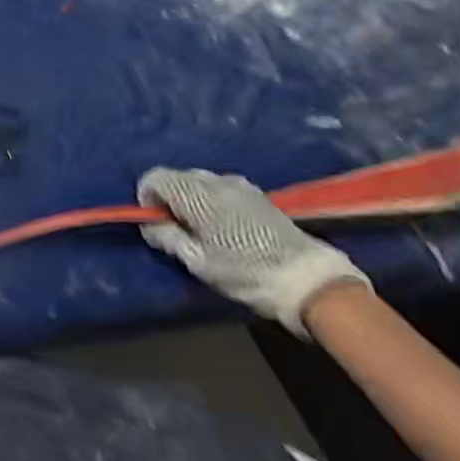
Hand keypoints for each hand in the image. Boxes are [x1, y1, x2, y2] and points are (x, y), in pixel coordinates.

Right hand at [138, 168, 370, 337]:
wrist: (312, 283)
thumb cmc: (245, 272)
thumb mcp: (196, 261)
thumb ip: (166, 236)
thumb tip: (150, 224)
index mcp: (197, 195)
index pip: (155, 177)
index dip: (147, 197)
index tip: (157, 222)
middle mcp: (218, 182)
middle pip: (177, 177)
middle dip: (170, 197)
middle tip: (178, 227)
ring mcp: (242, 187)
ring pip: (200, 181)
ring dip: (192, 198)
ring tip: (203, 227)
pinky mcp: (261, 197)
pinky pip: (222, 188)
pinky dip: (213, 200)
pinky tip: (225, 225)